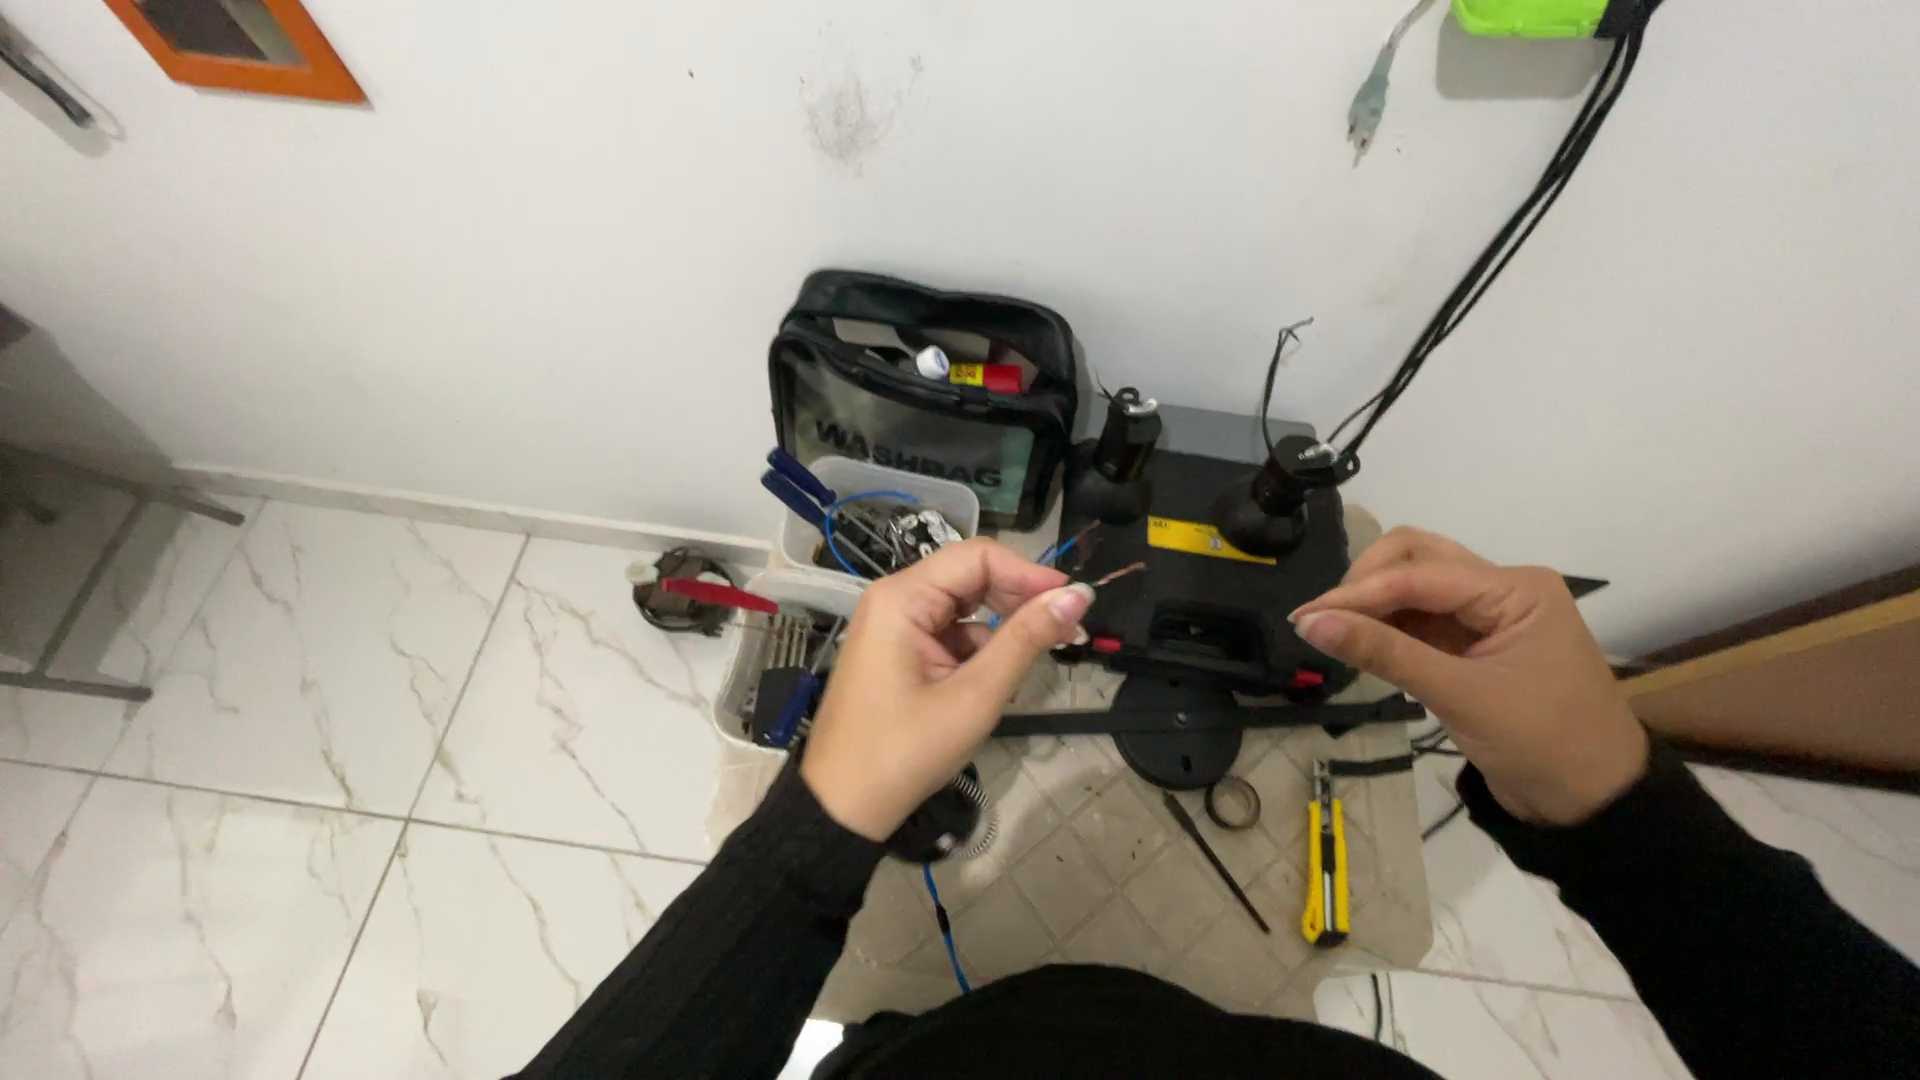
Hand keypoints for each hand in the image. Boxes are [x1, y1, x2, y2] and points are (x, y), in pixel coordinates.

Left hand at [800, 538, 1094, 841]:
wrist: (843, 807)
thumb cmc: (906, 751)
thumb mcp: (975, 695)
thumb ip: (1026, 639)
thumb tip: (1078, 594)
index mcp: (902, 598)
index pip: (978, 557)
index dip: (1029, 572)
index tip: (1074, 601)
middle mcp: (894, 599)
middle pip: (970, 576)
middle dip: (1020, 598)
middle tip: (1069, 629)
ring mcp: (893, 625)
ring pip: (963, 605)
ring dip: (1003, 624)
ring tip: (1042, 653)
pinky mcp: (897, 650)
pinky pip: (948, 631)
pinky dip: (979, 647)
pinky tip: (999, 675)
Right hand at [1290, 527, 1647, 825]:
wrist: (1594, 803)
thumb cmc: (1542, 744)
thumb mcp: (1460, 696)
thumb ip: (1383, 653)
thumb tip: (1308, 623)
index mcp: (1514, 589)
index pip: (1418, 573)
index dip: (1357, 593)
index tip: (1304, 617)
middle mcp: (1500, 588)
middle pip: (1415, 556)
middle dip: (1365, 582)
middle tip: (1324, 620)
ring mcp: (1486, 613)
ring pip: (1412, 582)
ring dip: (1372, 601)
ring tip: (1334, 631)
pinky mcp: (1471, 639)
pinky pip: (1417, 614)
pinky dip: (1384, 623)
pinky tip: (1359, 642)